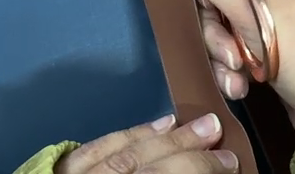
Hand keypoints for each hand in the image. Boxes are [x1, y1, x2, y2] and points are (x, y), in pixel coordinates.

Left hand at [57, 113, 237, 172]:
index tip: (231, 166)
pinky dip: (132, 132)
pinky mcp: (63, 170)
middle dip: (188, 156)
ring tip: (199, 129)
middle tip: (222, 144)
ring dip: (166, 138)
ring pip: (126, 153)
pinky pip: (100, 145)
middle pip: (148, 170)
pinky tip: (157, 125)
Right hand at [161, 0, 294, 157]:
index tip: (196, 0)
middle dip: (211, 23)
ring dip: (219, 49)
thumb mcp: (253, 8)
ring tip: (239, 72)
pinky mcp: (264, 42)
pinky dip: (230, 65)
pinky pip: (228, 44)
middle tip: (229, 48)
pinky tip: (240, 85)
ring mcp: (264, 9)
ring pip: (215, 19)